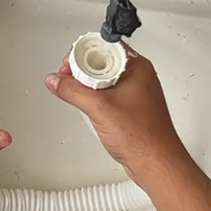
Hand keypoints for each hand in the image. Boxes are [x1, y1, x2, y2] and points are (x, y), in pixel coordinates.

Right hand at [45, 44, 188, 182]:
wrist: (156, 164)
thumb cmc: (143, 137)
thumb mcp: (98, 107)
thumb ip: (71, 90)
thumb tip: (55, 80)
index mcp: (136, 67)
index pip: (104, 46)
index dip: (82, 53)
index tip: (67, 64)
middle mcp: (138, 77)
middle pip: (101, 62)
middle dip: (81, 70)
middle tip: (68, 79)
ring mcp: (135, 93)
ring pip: (103, 80)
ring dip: (87, 87)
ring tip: (79, 96)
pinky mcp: (131, 108)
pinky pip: (108, 95)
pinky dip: (96, 100)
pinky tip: (91, 110)